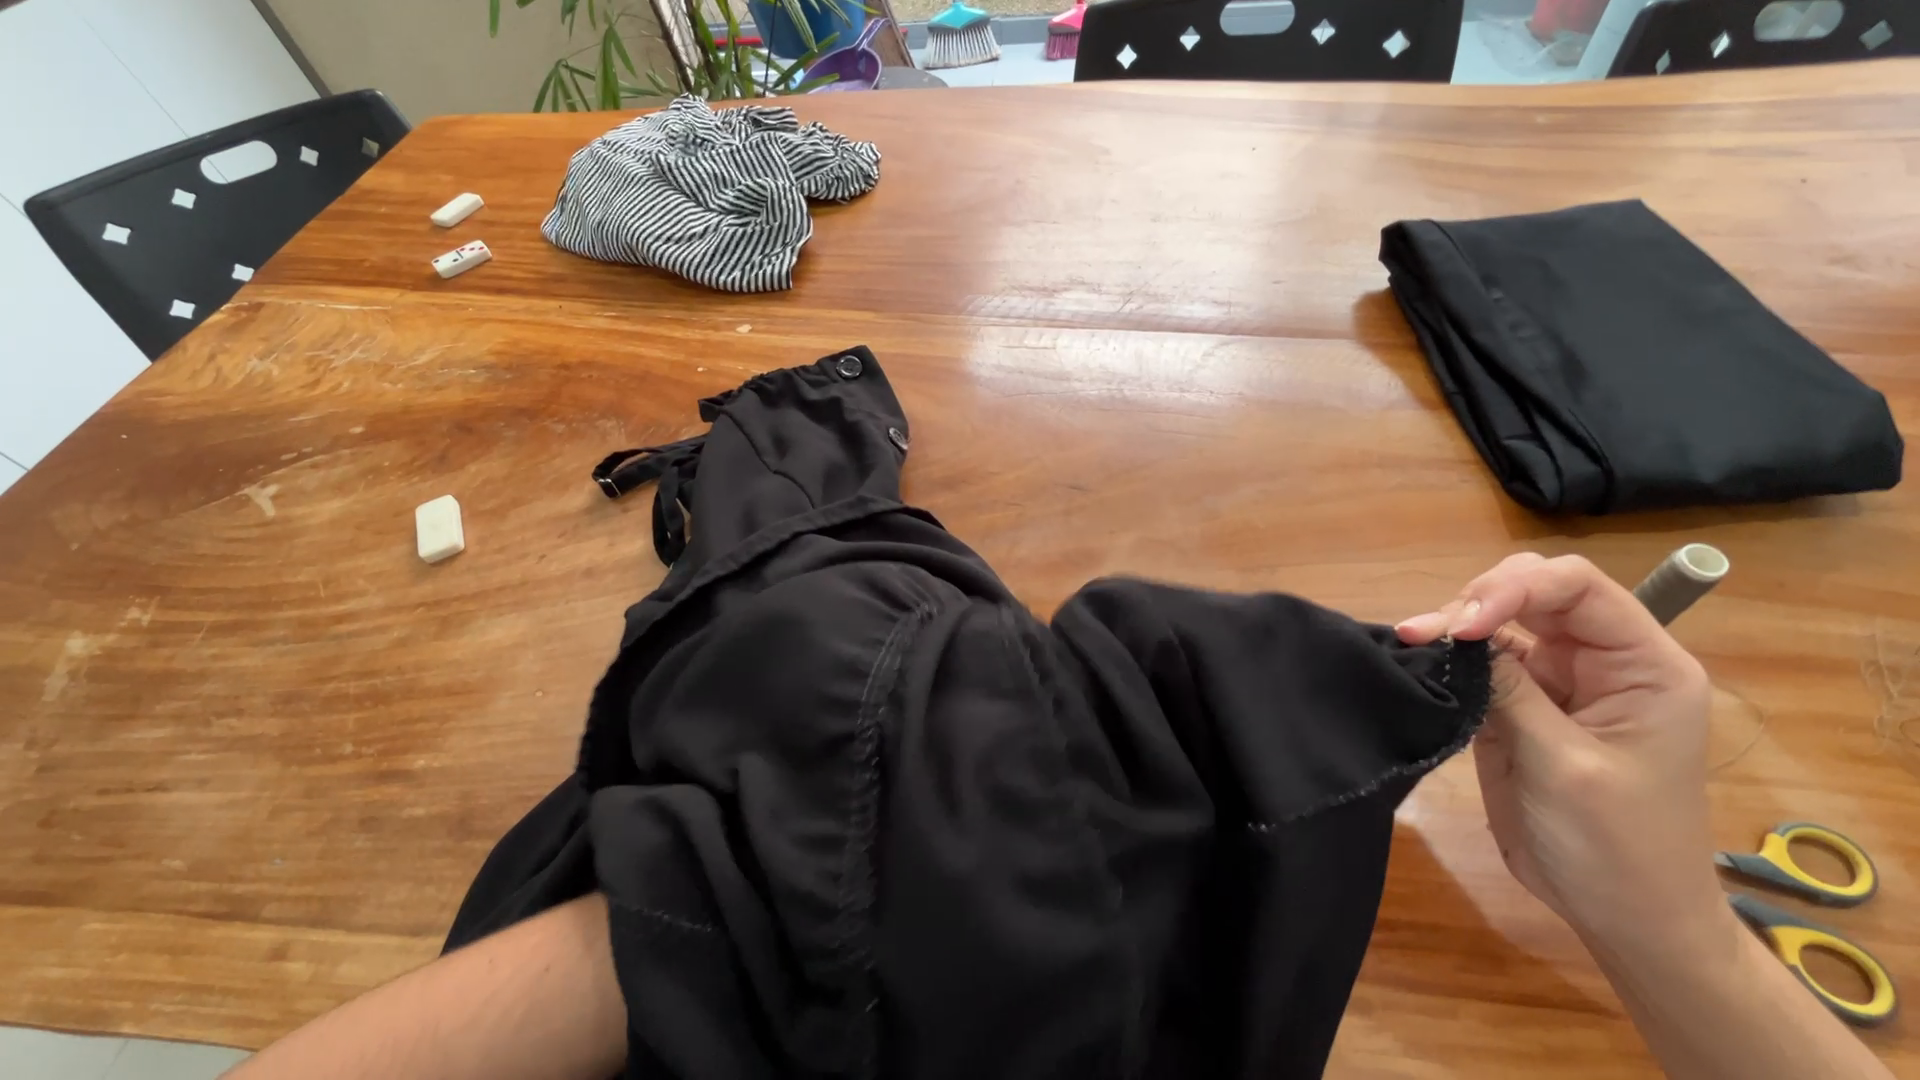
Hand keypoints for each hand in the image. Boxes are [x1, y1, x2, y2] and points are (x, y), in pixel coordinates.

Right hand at [1395, 554, 1724, 950]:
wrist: (1622, 915)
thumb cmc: (1616, 845)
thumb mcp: (1564, 765)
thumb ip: (1514, 693)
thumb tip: (1457, 635)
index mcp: (1642, 666)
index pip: (1579, 587)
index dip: (1518, 588)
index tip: (1467, 626)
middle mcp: (1601, 662)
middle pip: (1537, 592)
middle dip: (1480, 600)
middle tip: (1429, 632)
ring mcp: (1558, 683)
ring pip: (1502, 622)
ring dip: (1455, 624)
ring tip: (1411, 639)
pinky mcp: (1521, 707)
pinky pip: (1482, 662)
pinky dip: (1448, 655)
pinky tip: (1418, 656)